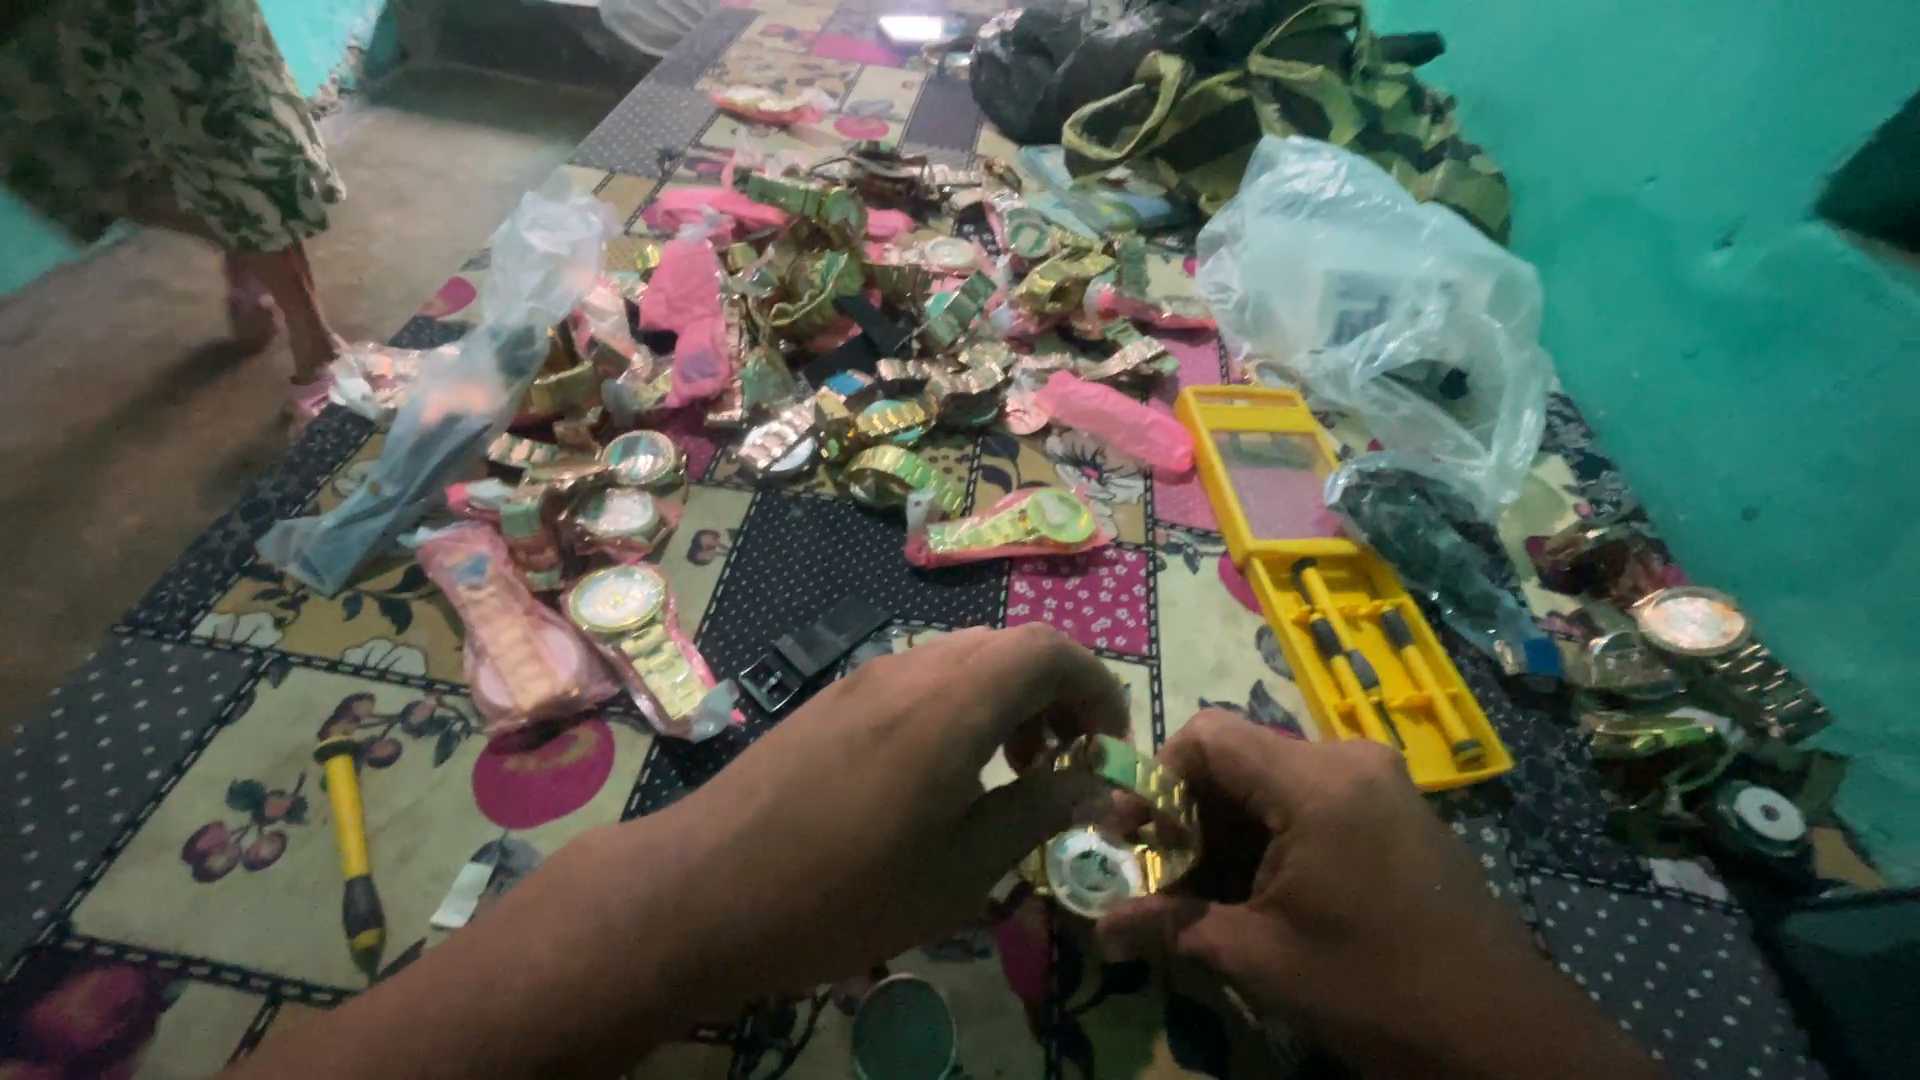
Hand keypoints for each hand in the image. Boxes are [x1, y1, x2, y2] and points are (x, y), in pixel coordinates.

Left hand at [649, 624, 1127, 1003]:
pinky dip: (962, 703)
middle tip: (1065, 762)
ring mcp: (870, 674)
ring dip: (1009, 697)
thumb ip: (1039, 810)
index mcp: (954, 700)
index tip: (1108, 746)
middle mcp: (914, 666)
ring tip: (1012, 767)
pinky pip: (924, 676)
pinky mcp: (840, 695)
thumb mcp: (962, 868)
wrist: (704, 888)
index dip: (1096, 686)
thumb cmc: (845, 892)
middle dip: (1057, 693)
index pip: (1049, 649)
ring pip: (967, 657)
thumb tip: (1099, 786)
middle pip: (1011, 646)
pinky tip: (948, 768)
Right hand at [1095, 711, 1655, 1079]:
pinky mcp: (1389, 804)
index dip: (1157, 778)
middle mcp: (1346, 758)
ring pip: (1266, 777)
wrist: (1513, 1044)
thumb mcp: (1263, 958)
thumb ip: (1171, 927)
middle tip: (1162, 872)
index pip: (1206, 736)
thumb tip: (1096, 928)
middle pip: (1234, 756)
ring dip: (1224, 826)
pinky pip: (1304, 795)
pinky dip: (1265, 831)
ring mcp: (1375, 778)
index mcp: (1317, 781)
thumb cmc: (1380, 993)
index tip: (1132, 834)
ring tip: (1203, 888)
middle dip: (1187, 813)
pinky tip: (1256, 887)